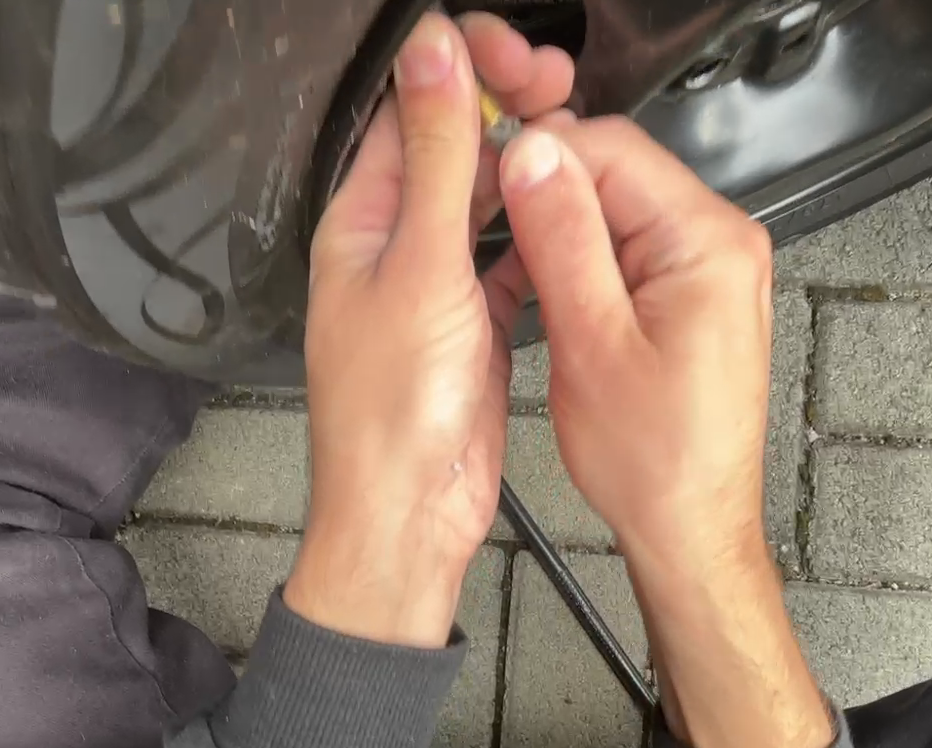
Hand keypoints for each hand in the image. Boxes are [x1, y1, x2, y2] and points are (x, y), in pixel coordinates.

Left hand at [285, 13, 573, 647]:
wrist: (409, 509)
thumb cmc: (392, 411)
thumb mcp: (418, 269)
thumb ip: (436, 161)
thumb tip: (432, 54)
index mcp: (361, 226)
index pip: (407, 114)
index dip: (460, 70)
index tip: (518, 56)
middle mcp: (393, 252)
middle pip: (448, 152)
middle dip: (501, 109)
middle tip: (559, 83)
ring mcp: (435, 291)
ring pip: (482, 206)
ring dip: (522, 170)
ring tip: (570, 140)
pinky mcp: (472, 328)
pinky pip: (507, 265)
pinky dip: (535, 238)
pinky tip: (563, 219)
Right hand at [490, 116, 775, 573]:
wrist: (687, 523)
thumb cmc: (652, 459)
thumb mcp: (591, 344)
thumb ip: (563, 242)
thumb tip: (532, 156)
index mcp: (706, 242)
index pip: (612, 149)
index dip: (539, 160)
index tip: (484, 188)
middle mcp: (720, 244)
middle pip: (617, 178)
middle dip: (548, 199)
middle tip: (491, 239)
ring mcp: (708, 273)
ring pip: (617, 217)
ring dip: (562, 237)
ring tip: (517, 277)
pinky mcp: (690, 302)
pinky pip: (628, 257)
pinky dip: (584, 268)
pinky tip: (553, 297)